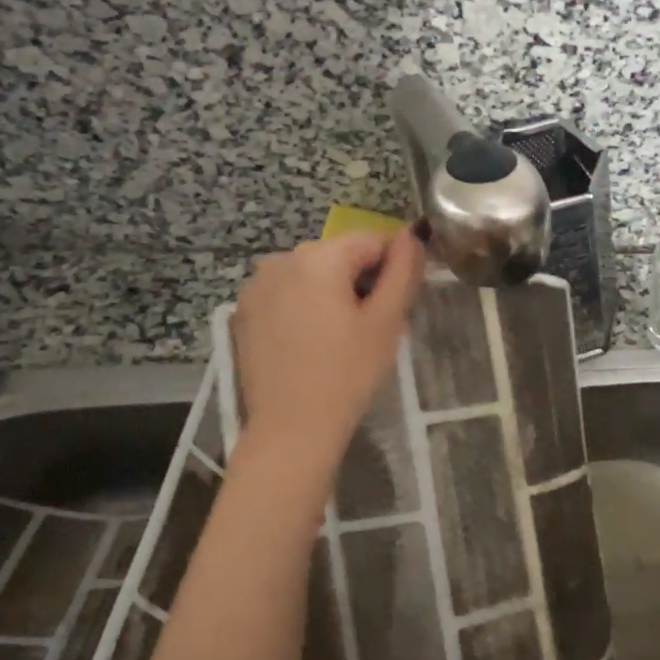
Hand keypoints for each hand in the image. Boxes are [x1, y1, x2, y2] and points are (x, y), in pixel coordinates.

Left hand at [233, 231, 426, 467]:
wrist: (293, 425)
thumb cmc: (349, 372)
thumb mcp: (387, 321)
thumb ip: (403, 272)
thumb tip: (415, 234)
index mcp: (319, 257)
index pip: (372, 240)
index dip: (395, 266)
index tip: (400, 302)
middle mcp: (281, 259)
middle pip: (339, 256)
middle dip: (361, 281)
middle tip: (375, 327)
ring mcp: (257, 285)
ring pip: (312, 276)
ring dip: (333, 294)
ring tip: (343, 338)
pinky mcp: (245, 311)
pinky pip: (287, 296)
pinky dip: (306, 309)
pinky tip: (314, 345)